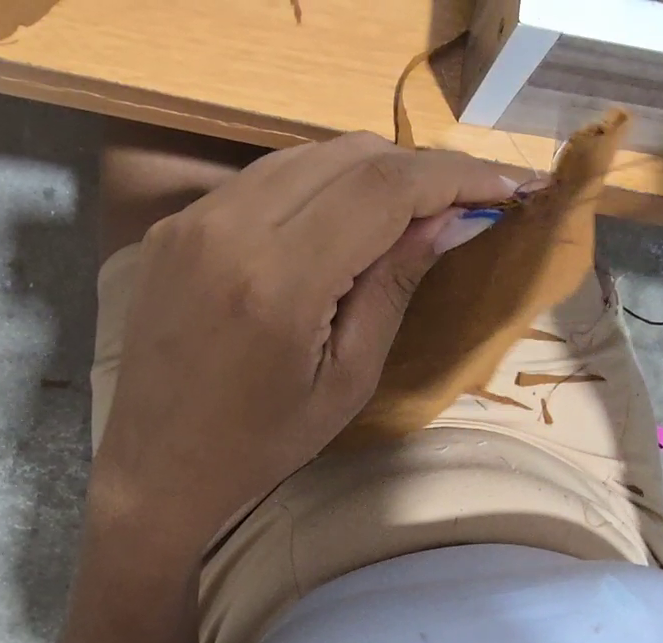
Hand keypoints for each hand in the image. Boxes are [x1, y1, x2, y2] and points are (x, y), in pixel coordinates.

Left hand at [89, 132, 516, 549]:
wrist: (157, 468)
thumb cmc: (261, 446)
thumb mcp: (346, 382)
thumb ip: (393, 288)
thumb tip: (448, 220)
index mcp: (280, 280)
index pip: (384, 187)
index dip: (454, 175)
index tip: (505, 184)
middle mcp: (230, 227)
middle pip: (348, 154)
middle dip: (416, 168)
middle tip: (461, 201)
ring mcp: (193, 219)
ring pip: (304, 156)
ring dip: (367, 172)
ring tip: (407, 212)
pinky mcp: (174, 227)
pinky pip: (261, 179)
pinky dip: (314, 187)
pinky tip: (336, 224)